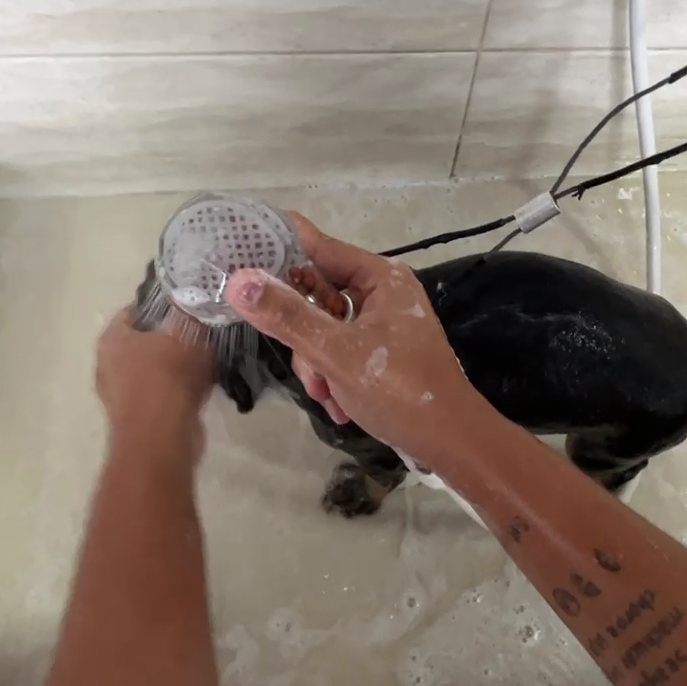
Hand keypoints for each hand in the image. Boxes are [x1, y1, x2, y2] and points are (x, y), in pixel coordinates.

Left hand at [95, 308, 214, 459]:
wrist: (161, 436)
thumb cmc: (168, 375)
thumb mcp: (187, 333)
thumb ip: (192, 316)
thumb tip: (199, 304)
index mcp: (111, 339)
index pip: (134, 310)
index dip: (162, 304)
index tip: (188, 303)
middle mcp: (108, 365)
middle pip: (144, 340)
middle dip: (171, 334)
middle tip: (201, 328)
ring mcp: (121, 394)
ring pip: (155, 367)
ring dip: (178, 363)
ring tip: (207, 356)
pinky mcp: (139, 417)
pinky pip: (162, 392)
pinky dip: (180, 387)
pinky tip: (204, 384)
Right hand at [223, 214, 488, 465]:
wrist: (448, 440)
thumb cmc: (399, 388)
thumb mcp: (337, 352)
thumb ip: (288, 316)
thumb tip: (238, 281)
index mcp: (380, 277)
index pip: (320, 247)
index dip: (280, 246)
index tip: (238, 244)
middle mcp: (381, 293)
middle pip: (316, 296)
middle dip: (304, 338)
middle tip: (307, 365)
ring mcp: (380, 324)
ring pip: (322, 330)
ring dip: (317, 365)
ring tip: (327, 393)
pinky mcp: (379, 352)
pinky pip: (338, 352)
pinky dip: (333, 377)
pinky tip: (338, 404)